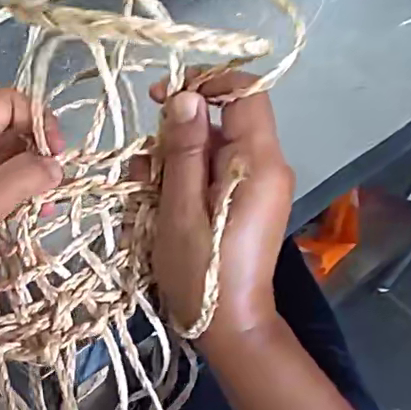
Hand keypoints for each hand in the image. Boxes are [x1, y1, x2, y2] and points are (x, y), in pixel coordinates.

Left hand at [0, 90, 62, 353]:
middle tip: (52, 193)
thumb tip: (56, 165)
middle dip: (36, 156)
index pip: (6, 103)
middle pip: (6, 135)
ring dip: (25, 187)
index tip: (56, 158)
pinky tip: (18, 235)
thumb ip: (18, 181)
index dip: (38, 120)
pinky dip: (7, 211)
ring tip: (42, 217)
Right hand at [151, 71, 294, 354]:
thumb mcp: (181, 209)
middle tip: (144, 166)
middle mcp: (266, 166)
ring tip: (145, 192)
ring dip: (174, 160)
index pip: (245, 92)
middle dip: (177, 134)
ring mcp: (257, 186)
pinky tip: (158, 202)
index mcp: (258, 162)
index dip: (204, 83)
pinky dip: (184, 180)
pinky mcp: (245, 202)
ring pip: (212, 148)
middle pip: (223, 121)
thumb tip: (184, 96)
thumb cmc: (201, 271)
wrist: (229, 326)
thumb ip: (184, 150)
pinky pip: (213, 173)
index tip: (160, 98)